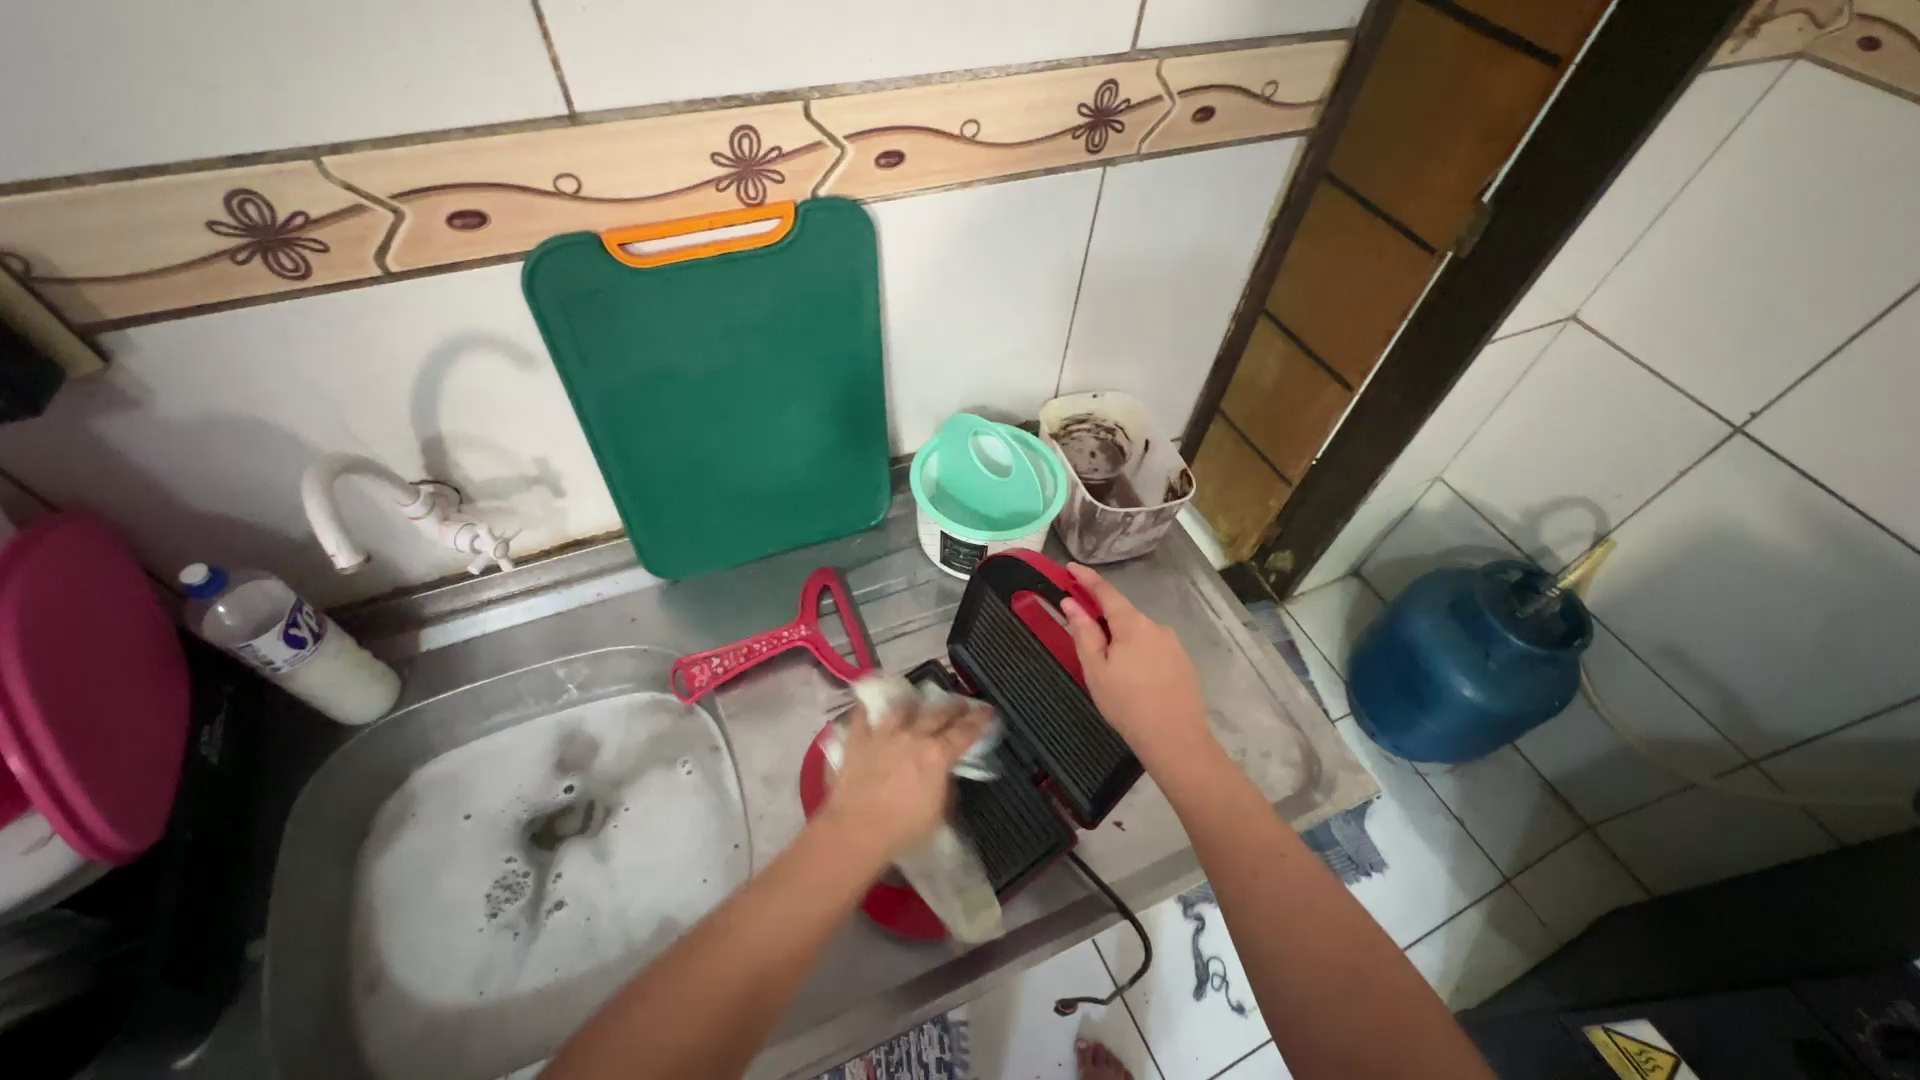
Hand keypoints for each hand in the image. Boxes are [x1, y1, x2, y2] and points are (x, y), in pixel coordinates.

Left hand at [822, 696, 992, 861]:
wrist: (857, 830)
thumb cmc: (904, 829)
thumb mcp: (938, 813)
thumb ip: (945, 789)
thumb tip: (944, 777)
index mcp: (938, 755)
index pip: (964, 732)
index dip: (978, 720)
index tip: (987, 710)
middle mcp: (913, 737)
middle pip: (937, 715)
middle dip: (952, 708)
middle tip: (961, 704)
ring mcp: (883, 735)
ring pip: (901, 709)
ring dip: (913, 705)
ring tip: (917, 703)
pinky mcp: (857, 741)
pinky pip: (861, 717)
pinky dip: (867, 709)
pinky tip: (868, 705)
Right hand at [1059, 563, 1216, 767]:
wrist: (1175, 738)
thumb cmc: (1127, 704)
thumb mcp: (1096, 669)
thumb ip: (1084, 632)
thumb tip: (1071, 603)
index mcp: (1133, 624)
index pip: (1106, 592)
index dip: (1087, 578)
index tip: (1070, 567)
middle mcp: (1156, 626)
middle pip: (1123, 614)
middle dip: (1102, 619)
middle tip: (1083, 639)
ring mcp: (1173, 644)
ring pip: (1138, 633)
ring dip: (1121, 641)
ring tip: (1110, 671)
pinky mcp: (1183, 662)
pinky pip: (1153, 648)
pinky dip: (1138, 654)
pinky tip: (1133, 680)